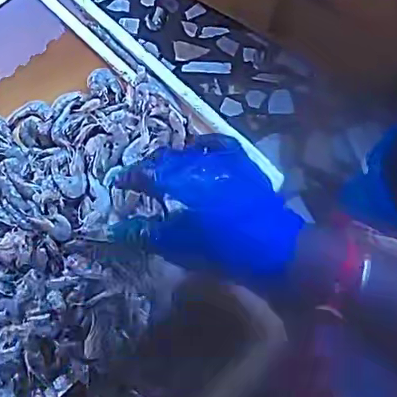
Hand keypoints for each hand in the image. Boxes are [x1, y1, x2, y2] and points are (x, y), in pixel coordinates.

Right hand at [122, 134, 306, 289]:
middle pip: (165, 158)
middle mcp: (199, 161)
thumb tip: (118, 229)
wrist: (279, 249)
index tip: (118, 184)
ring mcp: (223, 159)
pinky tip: (198, 156)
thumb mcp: (179, 245)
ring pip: (188, 151)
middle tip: (138, 181)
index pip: (145, 172)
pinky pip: (215, 146)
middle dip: (149, 168)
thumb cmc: (224, 249)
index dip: (129, 178)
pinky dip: (201, 150)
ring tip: (165, 173)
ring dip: (172, 161)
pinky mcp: (243, 163)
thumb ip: (148, 233)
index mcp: (180, 178)